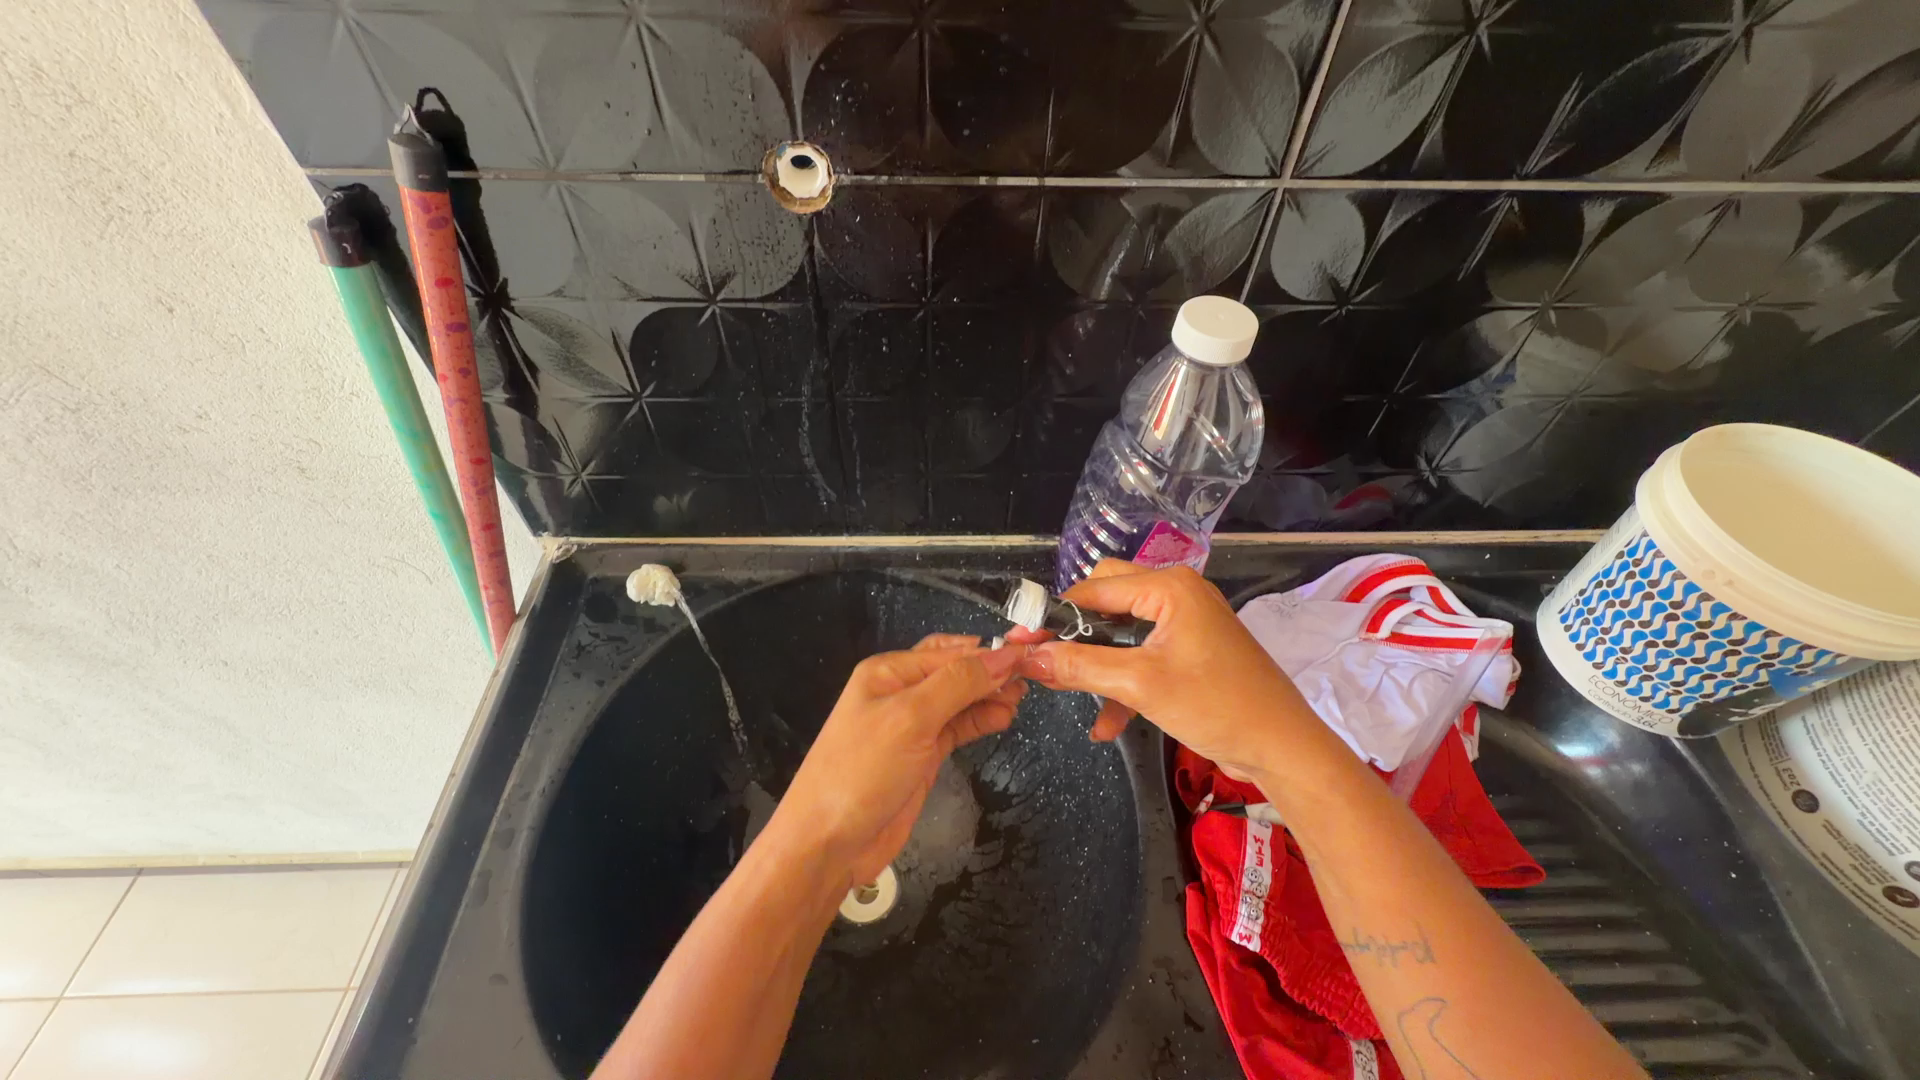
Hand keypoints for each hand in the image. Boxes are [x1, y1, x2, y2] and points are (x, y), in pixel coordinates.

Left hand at [771, 635, 1025, 888]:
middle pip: (955, 672)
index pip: (949, 652)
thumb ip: (958, 684)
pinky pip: (957, 727)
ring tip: (1022, 697)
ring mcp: (912, 726)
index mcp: (889, 672)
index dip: (988, 651)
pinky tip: (1004, 717)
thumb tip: (1003, 655)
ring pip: (960, 700)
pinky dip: (981, 720)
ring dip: (990, 696)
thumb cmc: (863, 770)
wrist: (829, 842)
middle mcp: (900, 692)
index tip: (1030, 653)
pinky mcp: (922, 755)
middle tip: (1032, 676)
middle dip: (991, 672)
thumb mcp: (910, 718)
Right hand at [1013, 560, 1318, 780]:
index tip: (1022, 644)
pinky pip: (1143, 654)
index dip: (1055, 617)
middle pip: (1106, 600)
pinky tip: (1107, 725)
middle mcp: (1176, 594)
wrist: (1284, 748)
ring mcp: (1186, 622)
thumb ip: (1080, 667)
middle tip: (1049, 663)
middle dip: (1077, 634)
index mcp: (1168, 588)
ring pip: (1122, 631)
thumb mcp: (1140, 685)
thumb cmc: (1215, 705)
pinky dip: (1123, 681)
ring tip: (1069, 694)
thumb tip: (1028, 658)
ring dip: (1098, 663)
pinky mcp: (1191, 650)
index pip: (1093, 589)